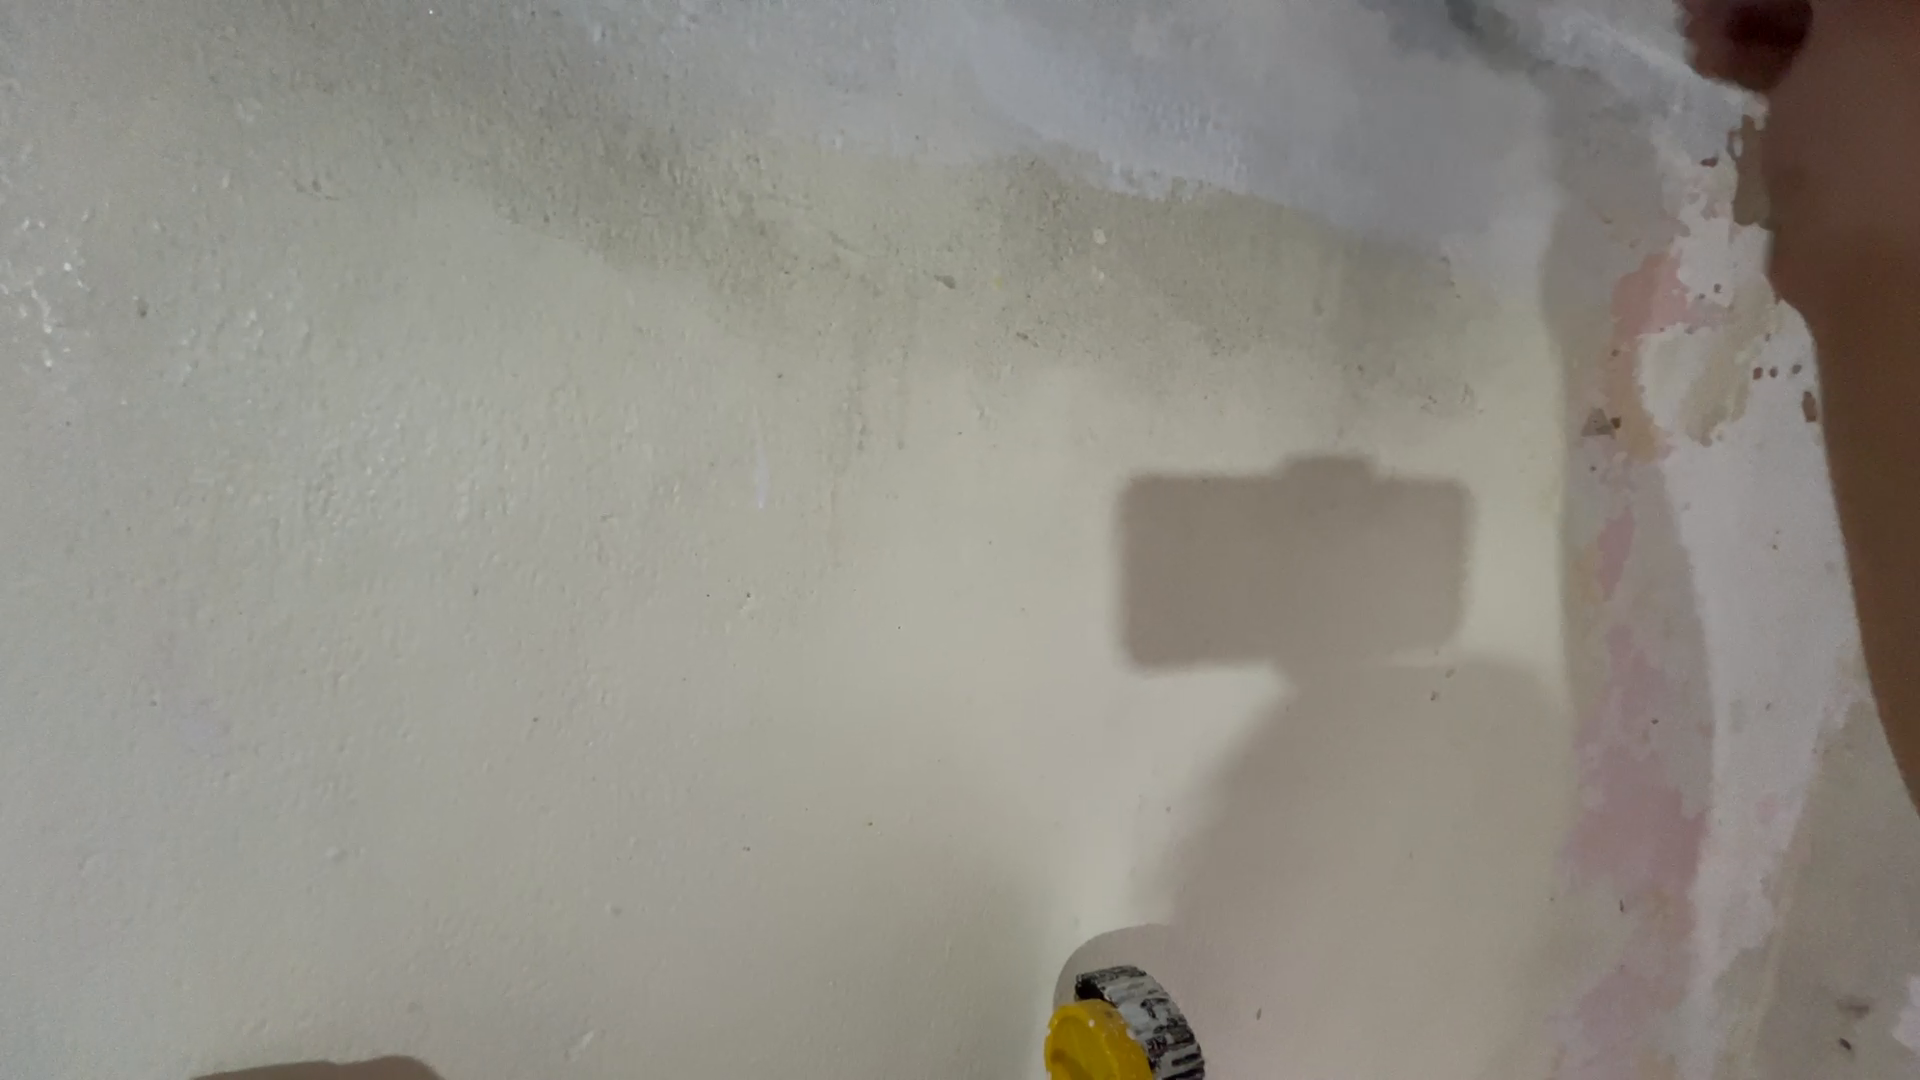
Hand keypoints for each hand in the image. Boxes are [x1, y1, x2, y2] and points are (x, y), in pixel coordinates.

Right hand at [1686, 0, 1919, 328]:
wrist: (1880, 254)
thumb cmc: (1886, 135)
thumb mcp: (1866, 22)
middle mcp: (1917, 33)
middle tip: (1698, 7)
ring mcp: (1901, 66)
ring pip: (1824, 21)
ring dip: (1754, 18)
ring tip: (1695, 33)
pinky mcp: (1868, 104)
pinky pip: (1810, 58)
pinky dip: (1759, 54)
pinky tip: (1713, 57)